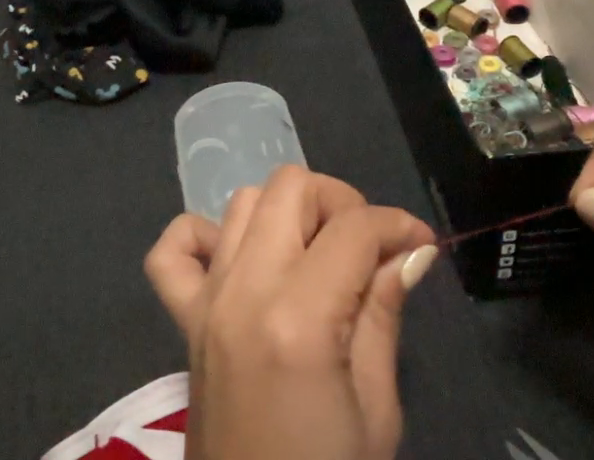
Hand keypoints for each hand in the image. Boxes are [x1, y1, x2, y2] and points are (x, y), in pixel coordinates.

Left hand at [143, 166, 437, 459]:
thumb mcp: (375, 406)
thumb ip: (383, 313)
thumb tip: (411, 250)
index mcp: (298, 318)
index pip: (353, 228)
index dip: (397, 224)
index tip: (421, 244)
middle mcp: (243, 291)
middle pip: (290, 188)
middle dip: (340, 203)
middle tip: (368, 250)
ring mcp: (206, 300)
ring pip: (242, 202)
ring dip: (286, 213)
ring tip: (317, 257)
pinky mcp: (183, 319)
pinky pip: (173, 249)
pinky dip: (204, 236)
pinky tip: (240, 262)